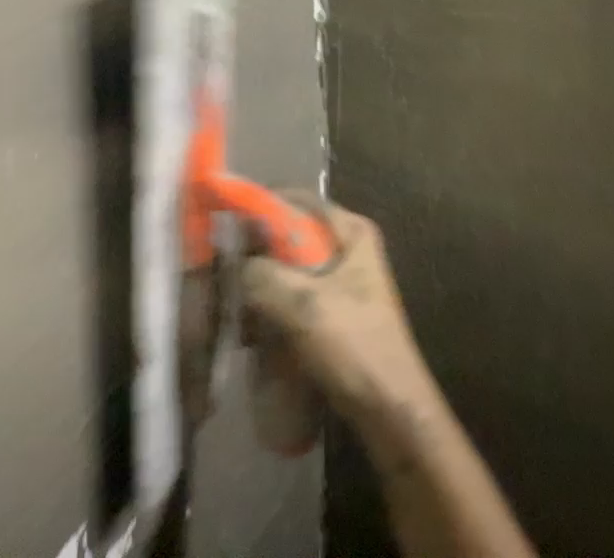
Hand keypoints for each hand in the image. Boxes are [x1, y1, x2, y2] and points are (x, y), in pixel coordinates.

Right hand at [241, 200, 427, 421]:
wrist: (391, 412)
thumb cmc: (354, 348)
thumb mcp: (302, 303)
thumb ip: (259, 273)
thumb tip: (232, 265)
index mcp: (349, 231)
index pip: (290, 200)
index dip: (253, 210)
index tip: (221, 229)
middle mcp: (345, 247)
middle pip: (284, 234)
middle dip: (252, 254)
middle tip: (223, 274)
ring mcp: (339, 280)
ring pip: (283, 267)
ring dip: (256, 286)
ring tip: (234, 308)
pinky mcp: (331, 310)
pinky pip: (288, 295)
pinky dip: (268, 307)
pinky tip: (250, 330)